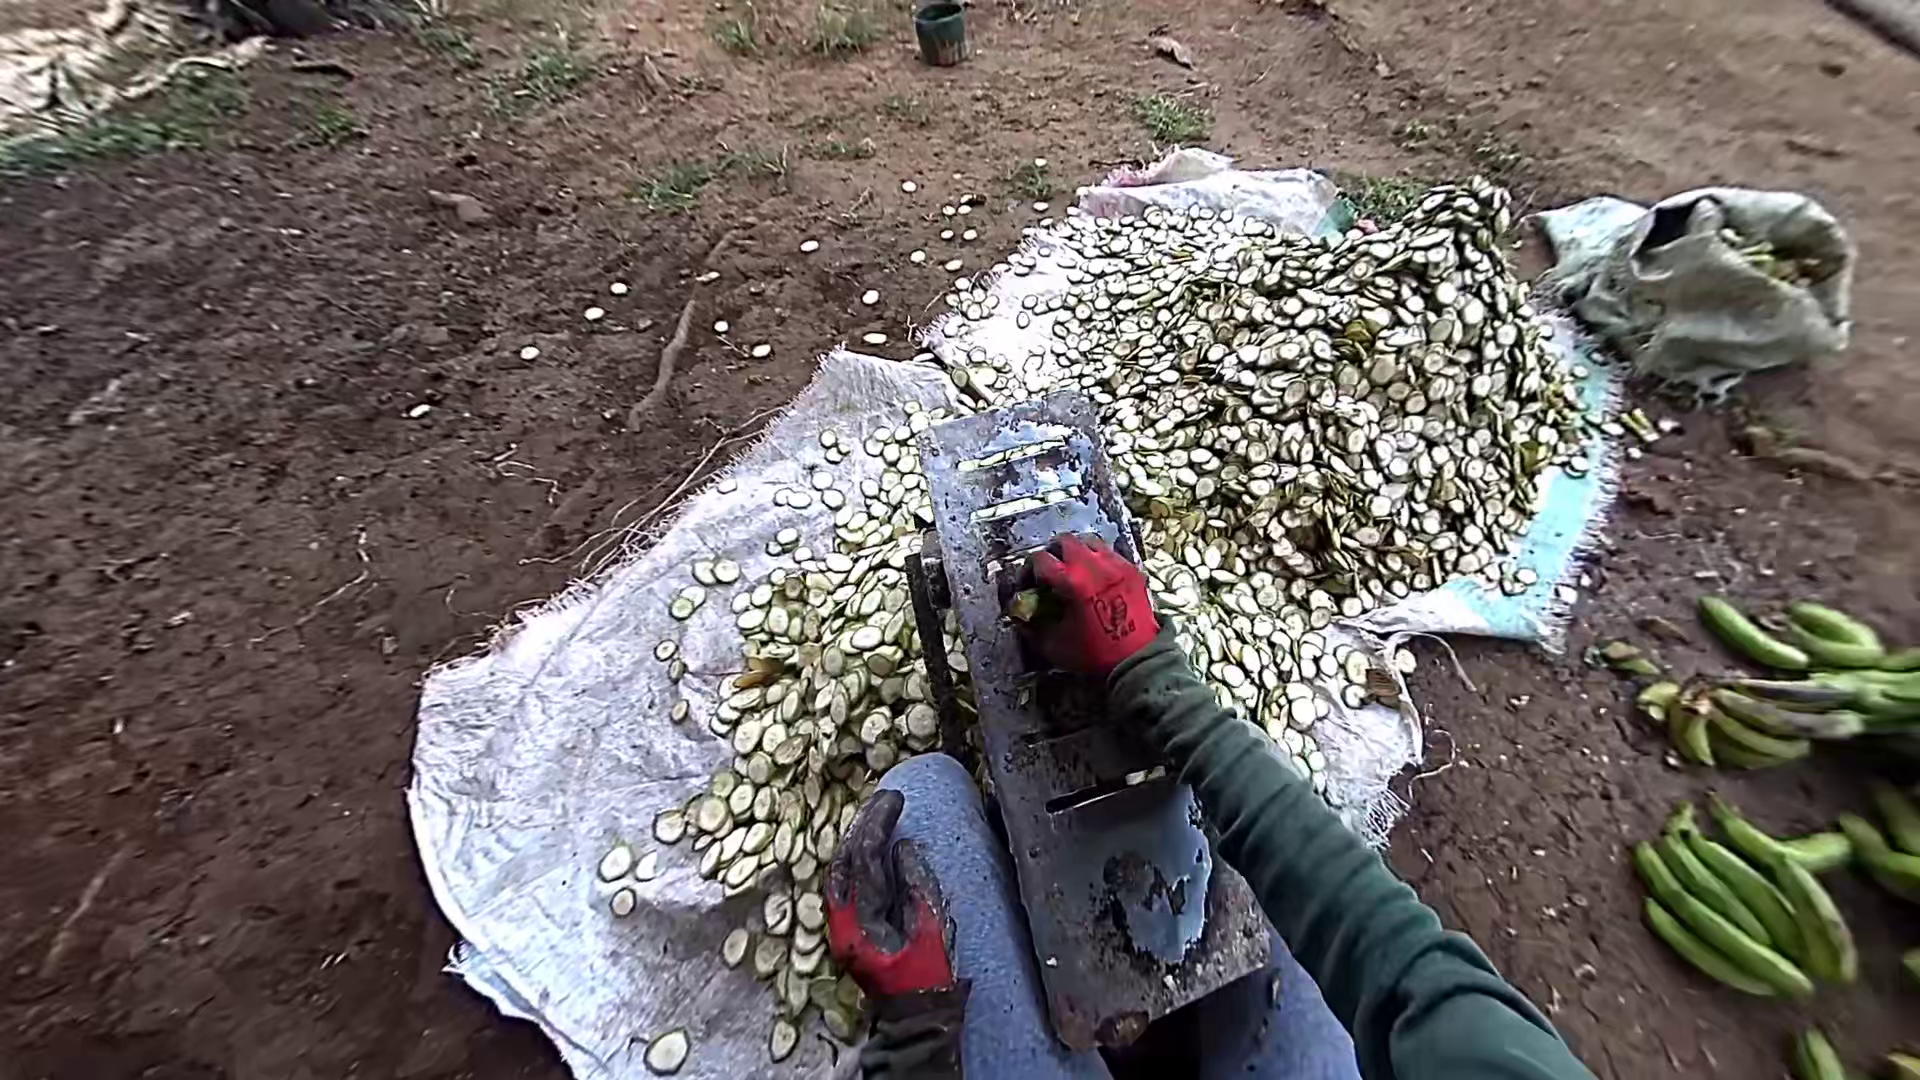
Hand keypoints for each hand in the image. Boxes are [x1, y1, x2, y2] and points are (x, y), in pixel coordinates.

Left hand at [826, 789, 954, 996]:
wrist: (912, 1017)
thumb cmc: (926, 976)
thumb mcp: (931, 930)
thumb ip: (916, 885)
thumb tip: (903, 847)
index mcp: (862, 921)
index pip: (865, 857)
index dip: (879, 823)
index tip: (895, 798)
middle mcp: (843, 920)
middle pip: (846, 857)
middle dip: (865, 822)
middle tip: (886, 797)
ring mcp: (840, 922)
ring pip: (841, 866)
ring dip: (858, 833)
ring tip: (878, 809)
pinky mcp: (847, 922)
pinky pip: (846, 877)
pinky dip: (857, 852)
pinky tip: (870, 838)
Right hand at [1024, 533, 1158, 675]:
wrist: (1138, 660)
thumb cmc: (1093, 654)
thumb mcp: (1053, 645)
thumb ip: (1031, 627)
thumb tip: (1019, 616)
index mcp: (1070, 582)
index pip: (1040, 559)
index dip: (1028, 569)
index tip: (1028, 583)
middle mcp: (1092, 566)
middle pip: (1065, 540)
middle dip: (1053, 552)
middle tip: (1051, 570)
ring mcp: (1115, 565)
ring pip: (1090, 541)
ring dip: (1077, 551)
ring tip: (1074, 569)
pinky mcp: (1132, 571)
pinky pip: (1111, 553)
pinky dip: (1099, 560)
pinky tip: (1097, 578)